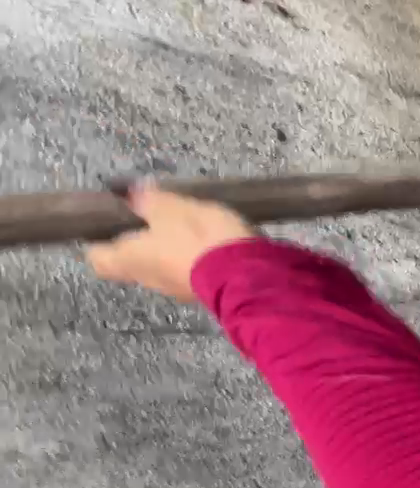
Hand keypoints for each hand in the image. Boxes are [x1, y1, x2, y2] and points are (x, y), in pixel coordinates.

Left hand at [85, 186, 254, 301]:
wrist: (254, 277)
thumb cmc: (201, 240)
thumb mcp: (174, 208)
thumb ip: (150, 199)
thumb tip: (132, 190)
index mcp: (127, 259)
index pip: (97, 258)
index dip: (103, 243)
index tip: (116, 230)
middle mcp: (149, 280)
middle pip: (137, 265)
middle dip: (149, 249)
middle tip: (165, 230)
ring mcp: (183, 292)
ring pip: (171, 272)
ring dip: (181, 258)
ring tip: (202, 240)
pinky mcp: (216, 296)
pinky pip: (202, 278)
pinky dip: (207, 267)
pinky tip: (223, 254)